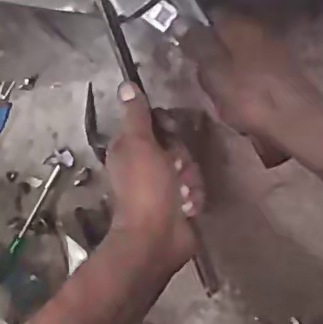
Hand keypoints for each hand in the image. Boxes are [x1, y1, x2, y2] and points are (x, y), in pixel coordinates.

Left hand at [104, 83, 203, 269]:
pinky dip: (194, 198)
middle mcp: (146, 164)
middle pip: (177, 144)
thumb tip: (126, 84)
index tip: (170, 132)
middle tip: (175, 170)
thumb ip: (136, 114)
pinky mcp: (180, 203)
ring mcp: (164, 185)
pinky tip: (187, 208)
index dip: (166, 125)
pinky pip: (196, 189)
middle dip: (182, 157)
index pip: (155, 122)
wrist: (157, 239)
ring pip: (190, 167)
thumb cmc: (145, 188)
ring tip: (181, 194)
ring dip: (190, 180)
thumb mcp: (138, 144)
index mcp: (130, 147)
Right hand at [178, 15, 322, 151]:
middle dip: (210, 52)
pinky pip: (252, 70)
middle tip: (201, 77)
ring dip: (226, 70)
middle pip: (225, 35)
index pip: (210, 13)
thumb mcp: (214, 72)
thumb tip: (180, 22)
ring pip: (238, 54)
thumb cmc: (250, 97)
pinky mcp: (283, 70)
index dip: (192, 27)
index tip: (182, 46)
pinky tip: (239, 100)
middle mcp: (258, 30)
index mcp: (239, 26)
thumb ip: (197, 45)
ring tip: (219, 94)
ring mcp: (274, 49)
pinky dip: (242, 82)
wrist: (297, 123)